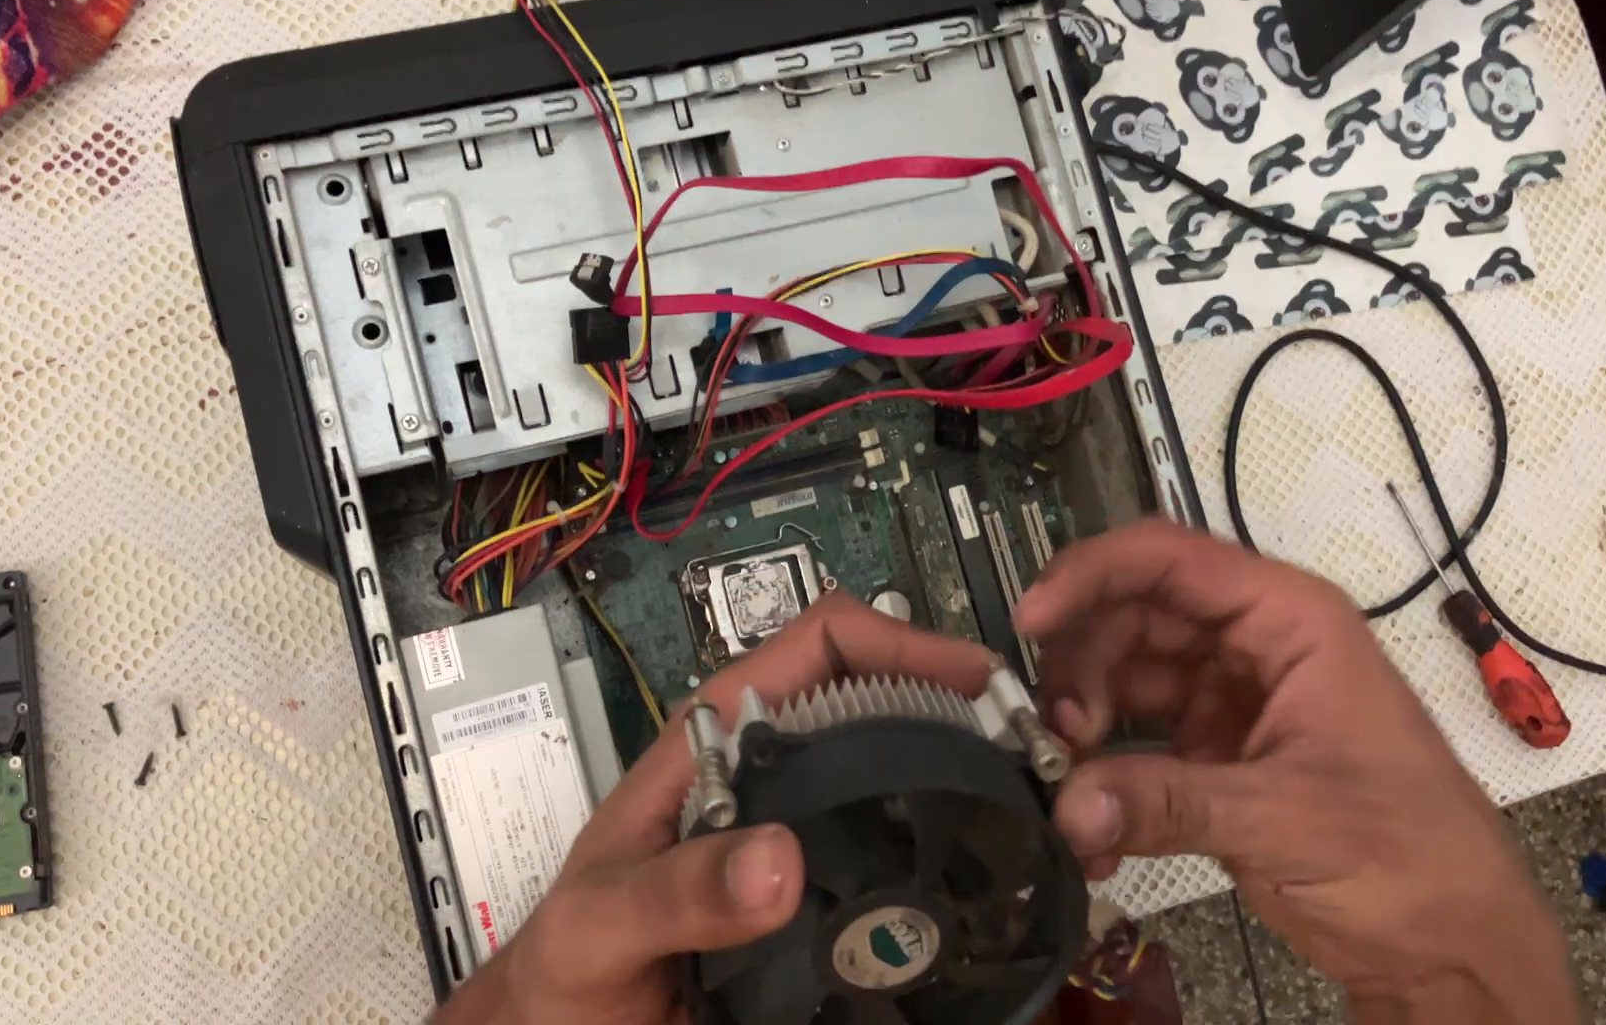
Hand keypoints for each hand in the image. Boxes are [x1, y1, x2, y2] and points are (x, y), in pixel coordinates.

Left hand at [436, 594, 996, 1024]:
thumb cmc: (571, 965)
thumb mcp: (602, 920)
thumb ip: (674, 889)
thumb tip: (778, 859)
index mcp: (723, 731)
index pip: (824, 641)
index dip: (903, 641)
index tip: (980, 683)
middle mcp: (774, 761)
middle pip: (881, 693)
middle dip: (959, 704)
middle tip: (1034, 756)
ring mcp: (803, 821)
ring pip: (900, 764)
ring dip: (966, 770)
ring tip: (1034, 812)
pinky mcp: (822, 880)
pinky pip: (895, 840)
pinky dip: (946, 841)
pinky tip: (988, 872)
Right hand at [1014, 520, 1578, 1023]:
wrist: (1452, 954)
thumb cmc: (1409, 861)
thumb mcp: (1288, 819)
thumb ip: (1166, 803)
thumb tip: (1066, 808)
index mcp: (1285, 618)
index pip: (1167, 560)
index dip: (1089, 574)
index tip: (1031, 621)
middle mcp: (1244, 638)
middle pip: (1127, 611)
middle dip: (1080, 663)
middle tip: (1055, 730)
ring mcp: (1218, 686)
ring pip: (1116, 664)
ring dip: (1080, 710)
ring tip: (1069, 773)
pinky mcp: (1199, 736)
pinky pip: (1124, 722)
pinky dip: (1095, 760)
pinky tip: (1088, 810)